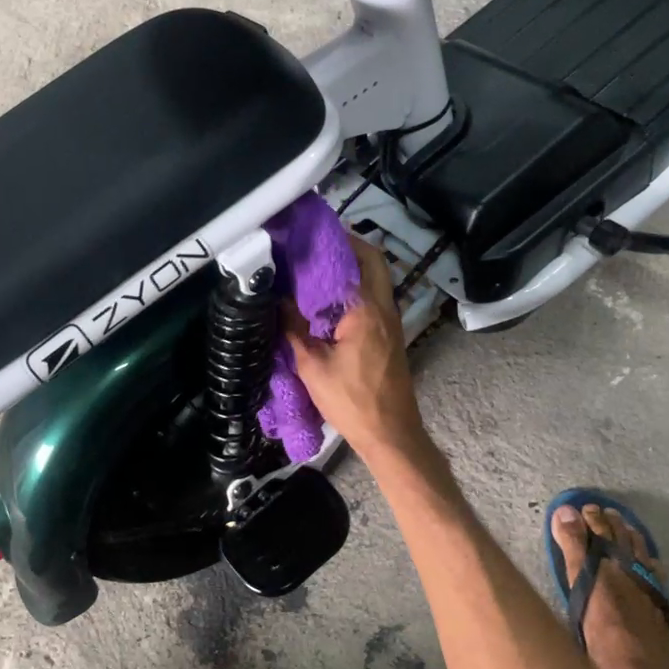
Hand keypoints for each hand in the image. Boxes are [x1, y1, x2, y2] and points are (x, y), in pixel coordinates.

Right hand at [284, 237, 427, 463]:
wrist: (390, 433)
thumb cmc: (351, 400)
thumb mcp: (313, 366)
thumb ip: (294, 329)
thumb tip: (277, 302)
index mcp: (367, 309)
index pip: (355, 259)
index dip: (334, 242)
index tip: (309, 235)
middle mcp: (385, 308)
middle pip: (374, 262)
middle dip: (349, 248)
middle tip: (317, 247)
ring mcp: (392, 322)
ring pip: (377, 280)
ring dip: (353, 269)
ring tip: (317, 270)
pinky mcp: (390, 337)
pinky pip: (374, 299)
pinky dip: (355, 290)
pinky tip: (329, 302)